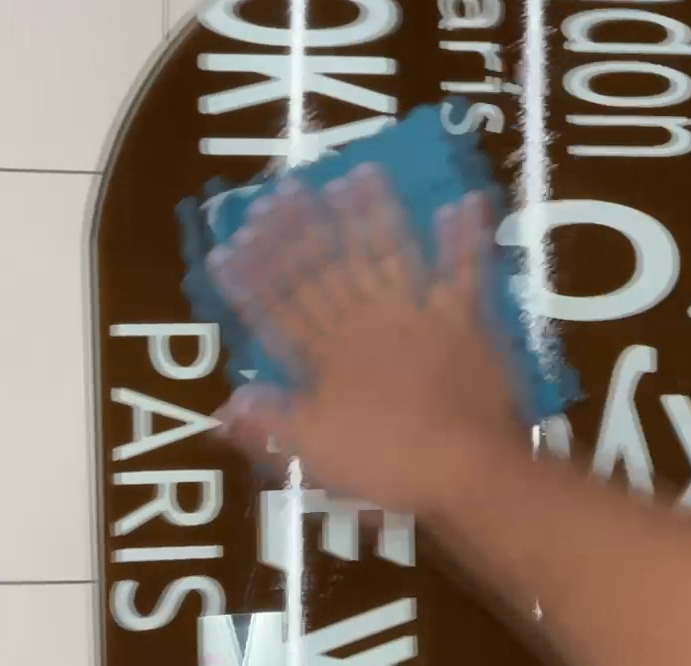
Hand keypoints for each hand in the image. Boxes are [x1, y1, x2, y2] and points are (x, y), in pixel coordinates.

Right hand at [206, 164, 521, 512]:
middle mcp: (369, 324)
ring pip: (390, 255)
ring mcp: (421, 317)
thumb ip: (270, 425)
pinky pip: (467, 273)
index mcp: (329, 357)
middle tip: (286, 187)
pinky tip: (466, 204)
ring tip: (359, 173)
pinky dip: (467, 239)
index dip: (255, 276)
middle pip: (330, 270)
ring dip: (375, 214)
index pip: (281, 307)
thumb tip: (222, 405)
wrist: (467, 467)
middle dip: (304, 230)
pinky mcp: (468, 323)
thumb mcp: (317, 454)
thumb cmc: (390, 465)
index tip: (232, 240)